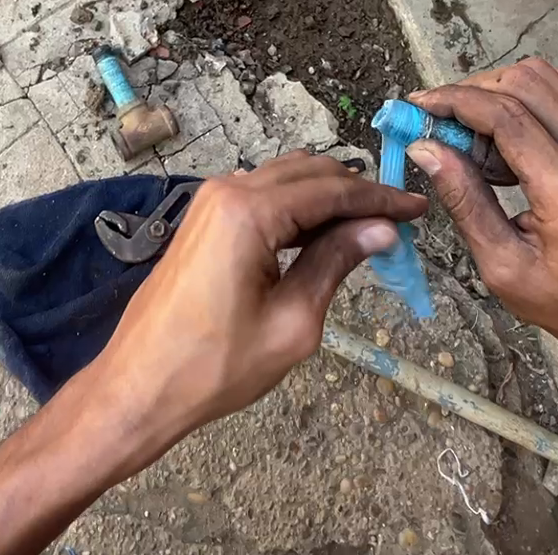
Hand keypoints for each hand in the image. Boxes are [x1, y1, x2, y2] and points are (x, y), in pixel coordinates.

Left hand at [84, 152, 428, 451]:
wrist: (139, 384)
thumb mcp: (292, 322)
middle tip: (396, 221)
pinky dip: (297, 205)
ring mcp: (211, 198)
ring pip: (286, 178)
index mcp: (249, 211)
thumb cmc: (216, 366)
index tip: (418, 209)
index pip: (331, 191)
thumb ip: (335, 262)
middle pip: (309, 172)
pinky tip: (320, 231)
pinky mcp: (205, 215)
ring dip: (327, 196)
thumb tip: (381, 229)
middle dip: (356, 192)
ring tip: (367, 227)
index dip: (380, 199)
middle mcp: (228, 189)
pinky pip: (262, 193)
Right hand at [406, 60, 557, 367]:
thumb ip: (464, 200)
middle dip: (474, 91)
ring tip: (474, 124)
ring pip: (550, 78)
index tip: (420, 105)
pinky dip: (530, 92)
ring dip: (501, 87)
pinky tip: (508, 124)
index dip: (457, 101)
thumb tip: (424, 148)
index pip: (509, 117)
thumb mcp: (501, 265)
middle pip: (529, 85)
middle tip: (443, 122)